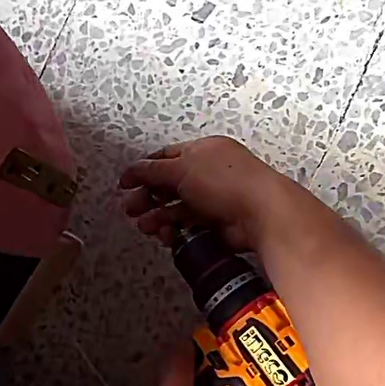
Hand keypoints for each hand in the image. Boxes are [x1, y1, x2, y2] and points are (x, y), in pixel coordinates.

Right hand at [118, 136, 308, 253]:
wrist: (258, 213)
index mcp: (203, 151)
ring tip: (144, 226)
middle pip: (168, 185)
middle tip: (130, 208)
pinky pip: (189, 226)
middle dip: (147, 197)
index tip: (126, 183)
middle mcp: (209, 174)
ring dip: (157, 217)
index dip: (144, 170)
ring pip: (177, 208)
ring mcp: (214, 200)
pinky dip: (175, 230)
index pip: (166, 157)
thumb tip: (133, 170)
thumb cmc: (227, 181)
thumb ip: (152, 170)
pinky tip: (166, 234)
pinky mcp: (216, 224)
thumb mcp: (182, 168)